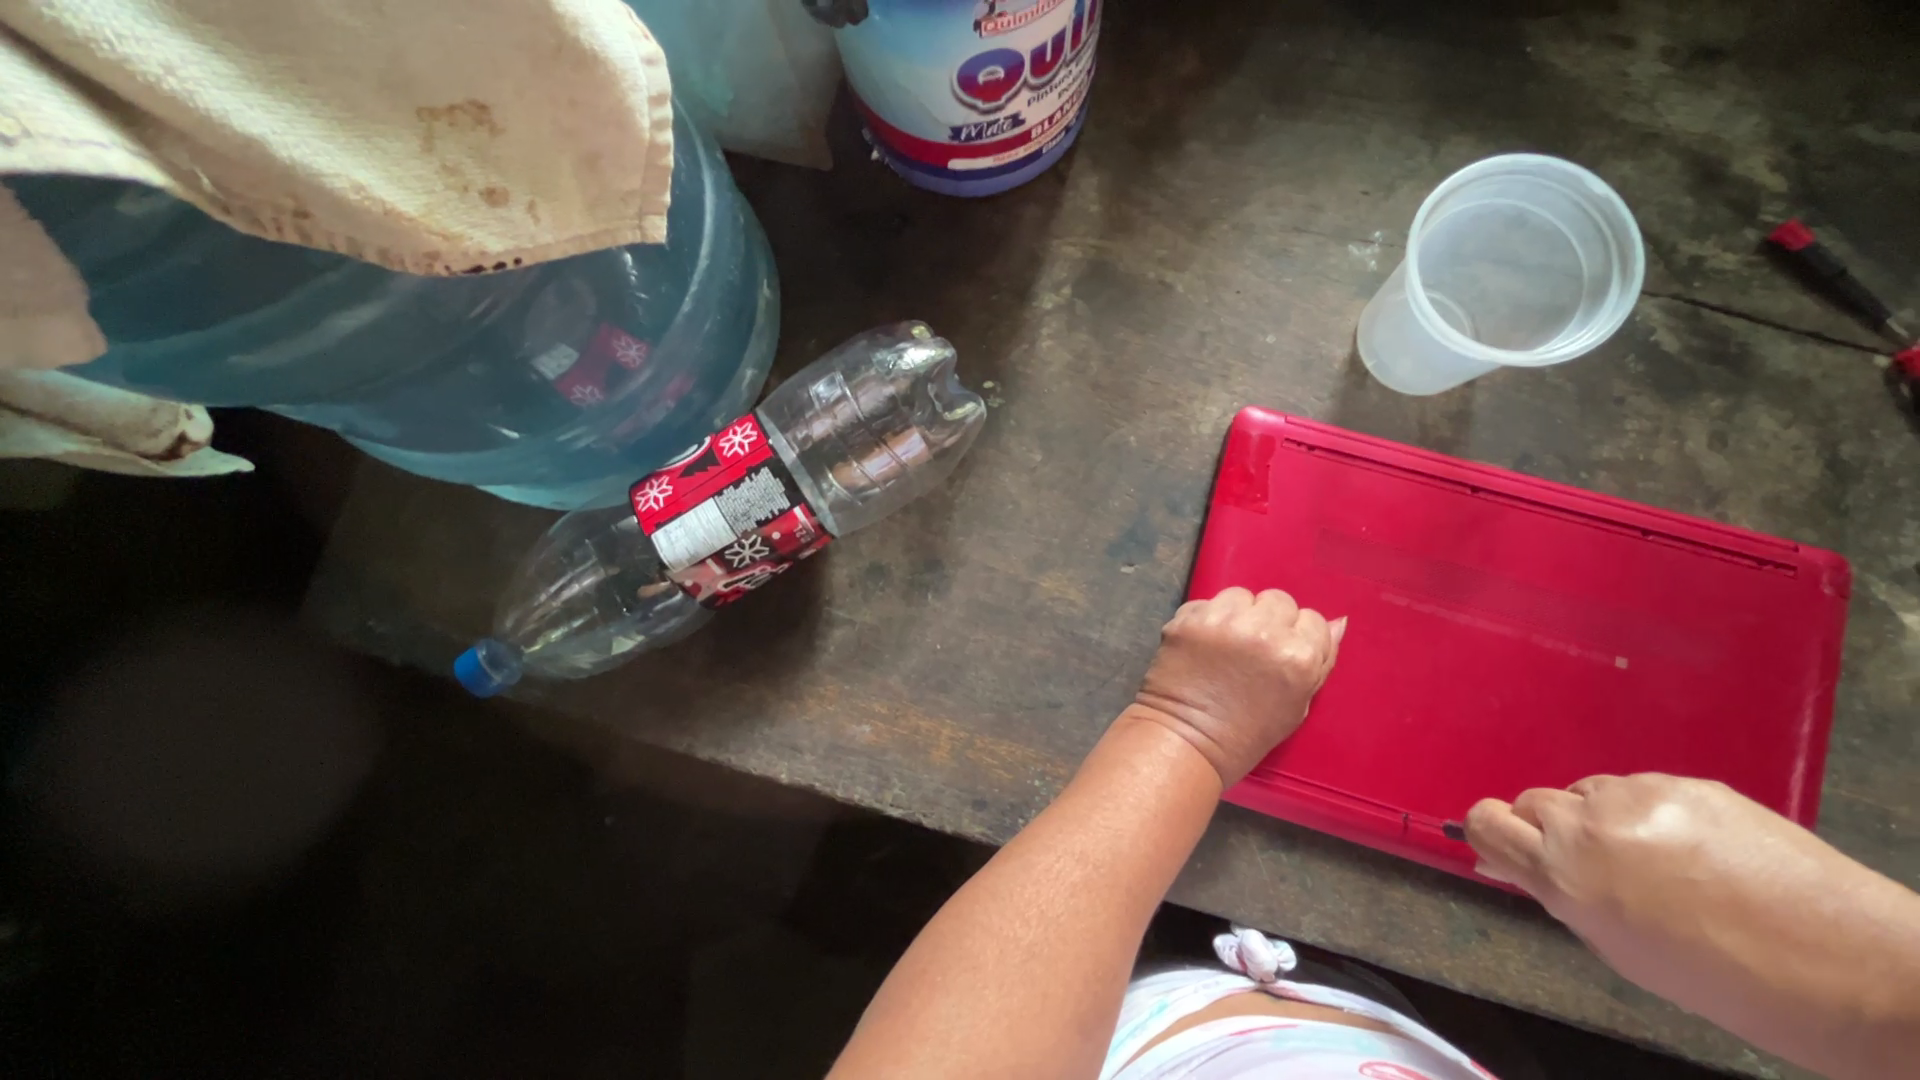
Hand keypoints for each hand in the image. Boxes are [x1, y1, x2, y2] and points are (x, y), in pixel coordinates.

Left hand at [1130, 587, 1344, 787]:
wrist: (1187, 741)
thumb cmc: (1248, 733)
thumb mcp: (1298, 703)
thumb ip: (1320, 660)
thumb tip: (1337, 621)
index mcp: (1298, 656)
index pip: (1312, 619)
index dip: (1297, 636)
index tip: (1280, 654)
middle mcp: (1262, 631)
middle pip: (1278, 600)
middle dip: (1269, 619)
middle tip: (1253, 647)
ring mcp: (1221, 622)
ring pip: (1241, 595)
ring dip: (1237, 613)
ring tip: (1226, 642)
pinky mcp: (1187, 619)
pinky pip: (1206, 603)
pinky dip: (1205, 619)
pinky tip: (1201, 644)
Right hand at [1468, 774, 1919, 1079]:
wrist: (1862, 970)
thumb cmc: (1729, 983)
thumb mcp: (1622, 950)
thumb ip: (1562, 898)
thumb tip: (1514, 867)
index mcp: (1565, 871)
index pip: (1484, 821)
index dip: (1490, 836)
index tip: (1511, 855)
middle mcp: (1589, 822)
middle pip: (1532, 803)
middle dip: (1552, 832)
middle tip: (1598, 869)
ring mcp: (1640, 795)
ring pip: (1588, 794)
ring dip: (1603, 821)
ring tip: (1662, 863)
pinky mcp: (1689, 783)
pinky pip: (1642, 792)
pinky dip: (1652, 816)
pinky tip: (1702, 853)